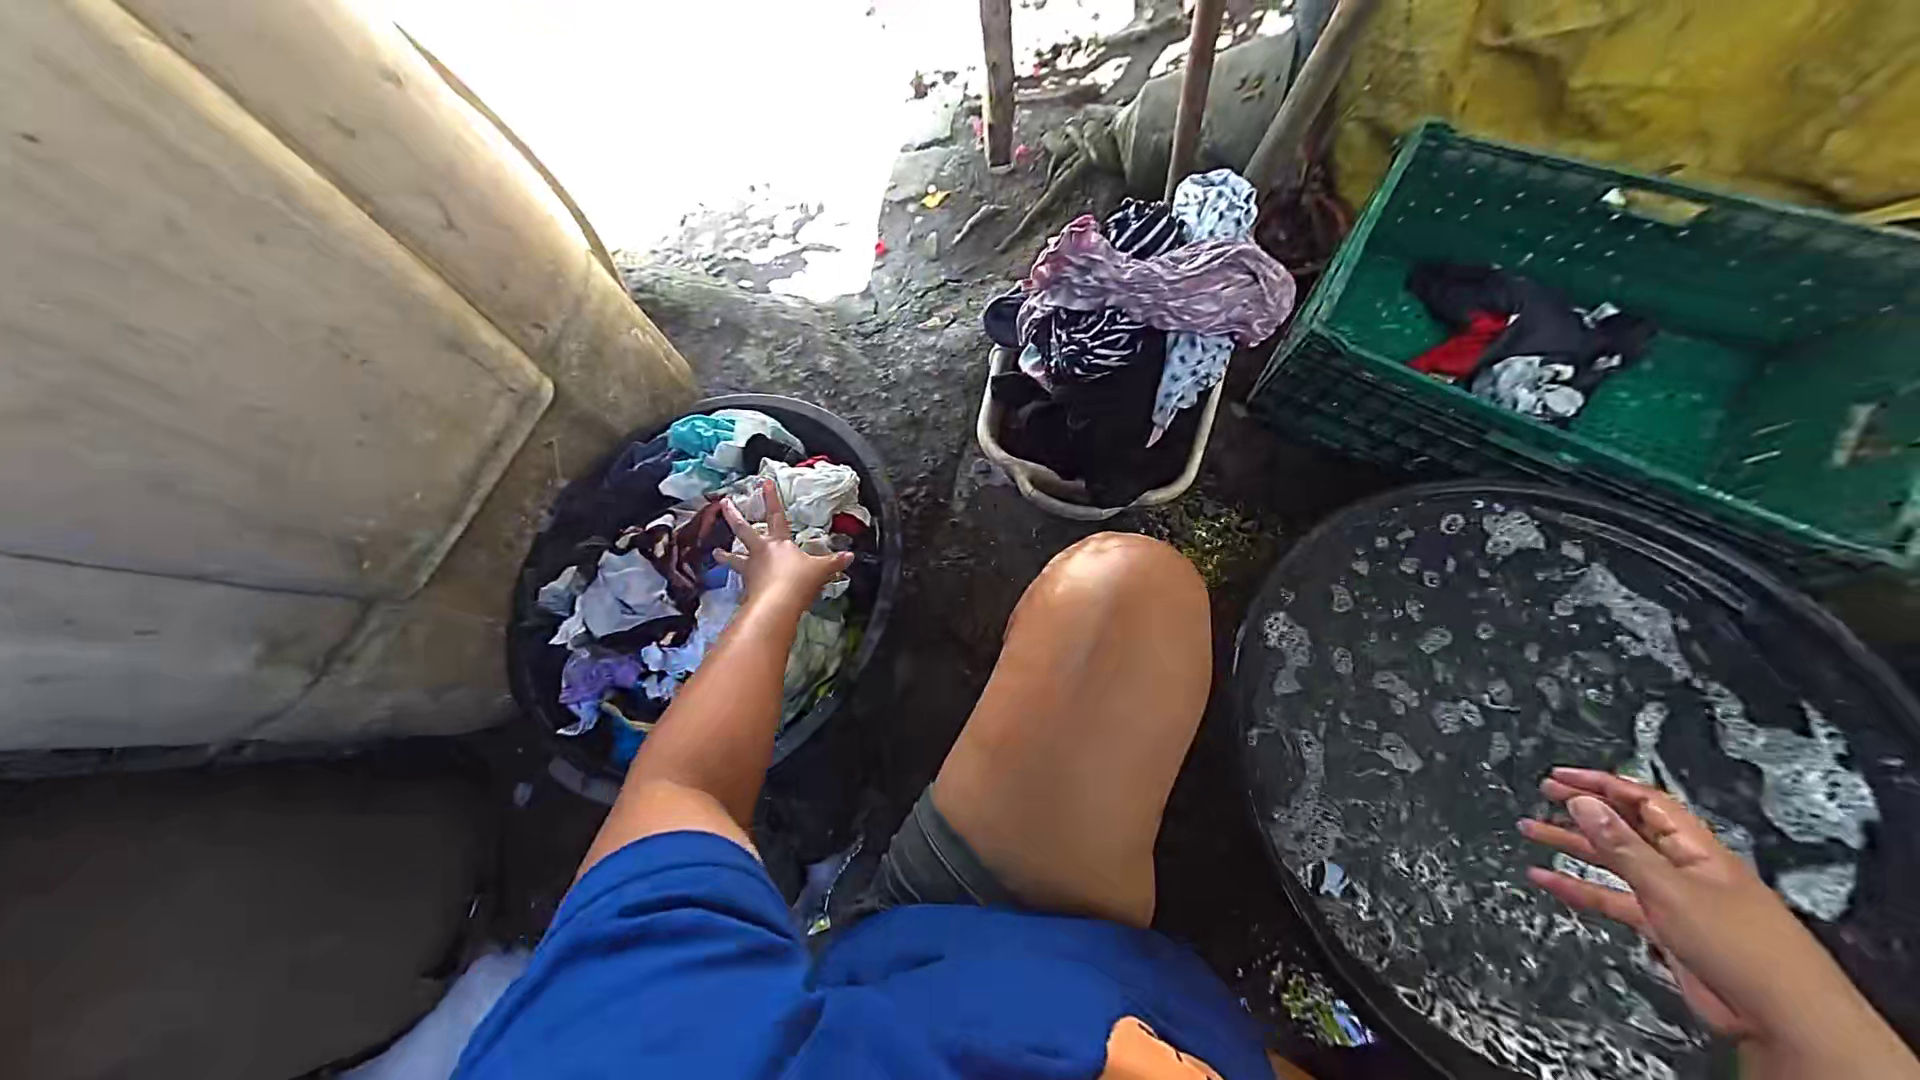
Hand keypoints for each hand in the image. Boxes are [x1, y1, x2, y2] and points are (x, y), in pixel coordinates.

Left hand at [716, 478, 851, 612]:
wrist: (778, 605)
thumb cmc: (798, 580)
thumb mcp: (821, 570)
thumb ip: (834, 562)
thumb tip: (849, 556)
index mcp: (779, 543)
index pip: (776, 515)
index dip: (772, 498)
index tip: (764, 482)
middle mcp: (761, 552)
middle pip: (744, 530)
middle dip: (734, 516)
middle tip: (723, 504)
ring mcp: (751, 570)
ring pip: (735, 558)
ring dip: (725, 555)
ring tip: (716, 552)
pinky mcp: (747, 588)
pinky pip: (743, 582)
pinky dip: (742, 583)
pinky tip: (742, 587)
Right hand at [1520, 768, 1919, 1077]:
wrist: (1785, 1022)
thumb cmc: (1744, 949)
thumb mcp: (1671, 888)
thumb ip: (1621, 845)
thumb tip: (1582, 802)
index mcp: (1696, 851)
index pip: (1644, 801)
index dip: (1602, 783)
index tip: (1560, 776)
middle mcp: (1684, 869)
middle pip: (1626, 828)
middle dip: (1583, 808)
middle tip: (1545, 793)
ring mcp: (1673, 899)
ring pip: (1612, 862)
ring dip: (1571, 845)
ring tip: (1531, 830)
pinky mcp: (1663, 928)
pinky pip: (1611, 898)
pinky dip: (1576, 888)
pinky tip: (1547, 881)